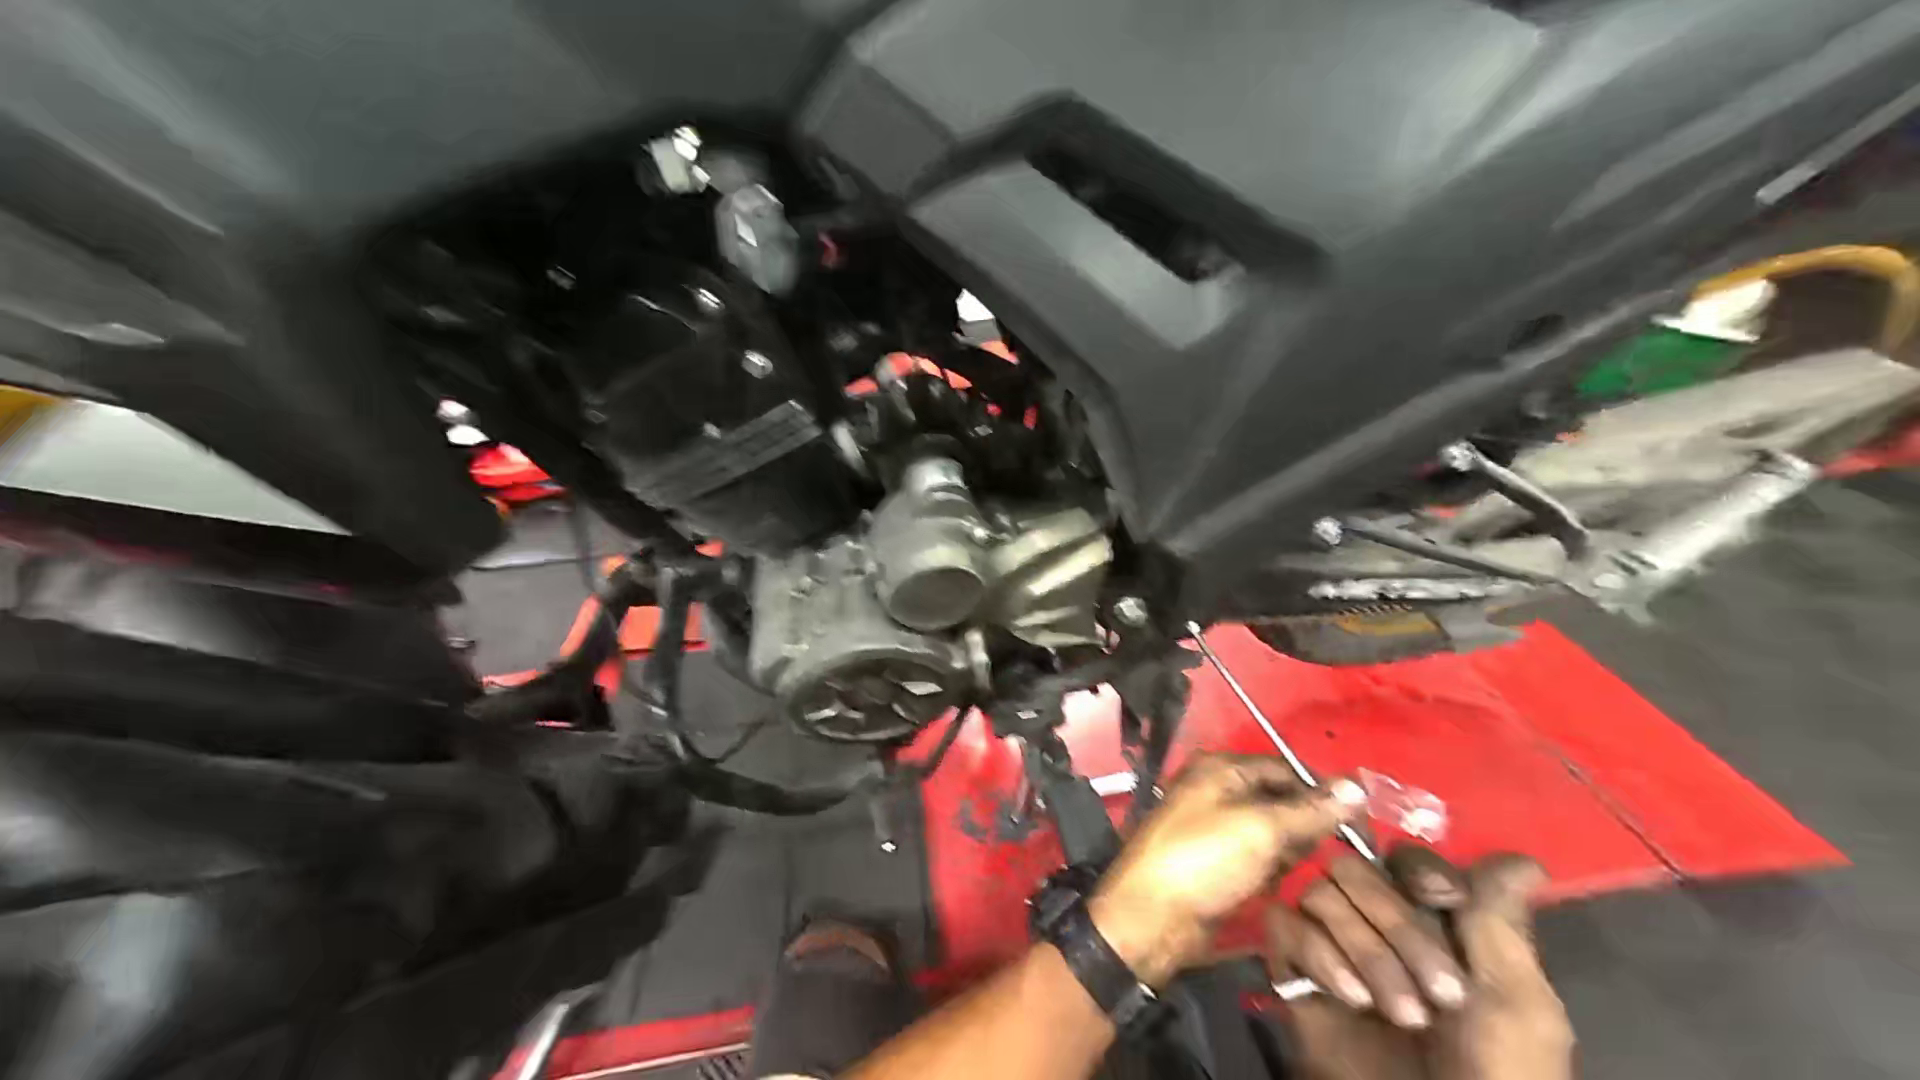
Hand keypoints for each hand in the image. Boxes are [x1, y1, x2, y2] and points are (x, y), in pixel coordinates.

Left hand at [1089, 755, 1367, 987]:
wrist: (1152, 916)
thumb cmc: (1204, 859)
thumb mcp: (1262, 829)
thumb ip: (1310, 810)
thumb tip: (1357, 785)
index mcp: (1221, 768)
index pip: (1286, 769)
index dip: (1322, 794)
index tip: (1359, 826)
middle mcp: (1217, 788)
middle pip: (1280, 800)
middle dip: (1301, 828)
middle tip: (1307, 856)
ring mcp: (1214, 824)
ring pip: (1272, 832)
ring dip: (1284, 854)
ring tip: (1276, 872)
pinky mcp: (1216, 859)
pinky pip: (1257, 857)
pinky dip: (1267, 870)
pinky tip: (1264, 886)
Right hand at [1269, 848, 1573, 1079]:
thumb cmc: (1494, 1076)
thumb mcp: (1518, 1004)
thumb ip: (1500, 922)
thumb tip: (1525, 857)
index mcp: (1431, 925)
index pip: (1405, 858)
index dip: (1419, 869)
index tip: (1440, 898)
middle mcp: (1375, 922)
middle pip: (1355, 868)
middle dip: (1396, 924)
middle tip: (1438, 992)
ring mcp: (1330, 942)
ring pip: (1319, 893)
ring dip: (1365, 950)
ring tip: (1399, 1013)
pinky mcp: (1291, 965)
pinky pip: (1285, 925)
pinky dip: (1319, 954)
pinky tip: (1350, 998)